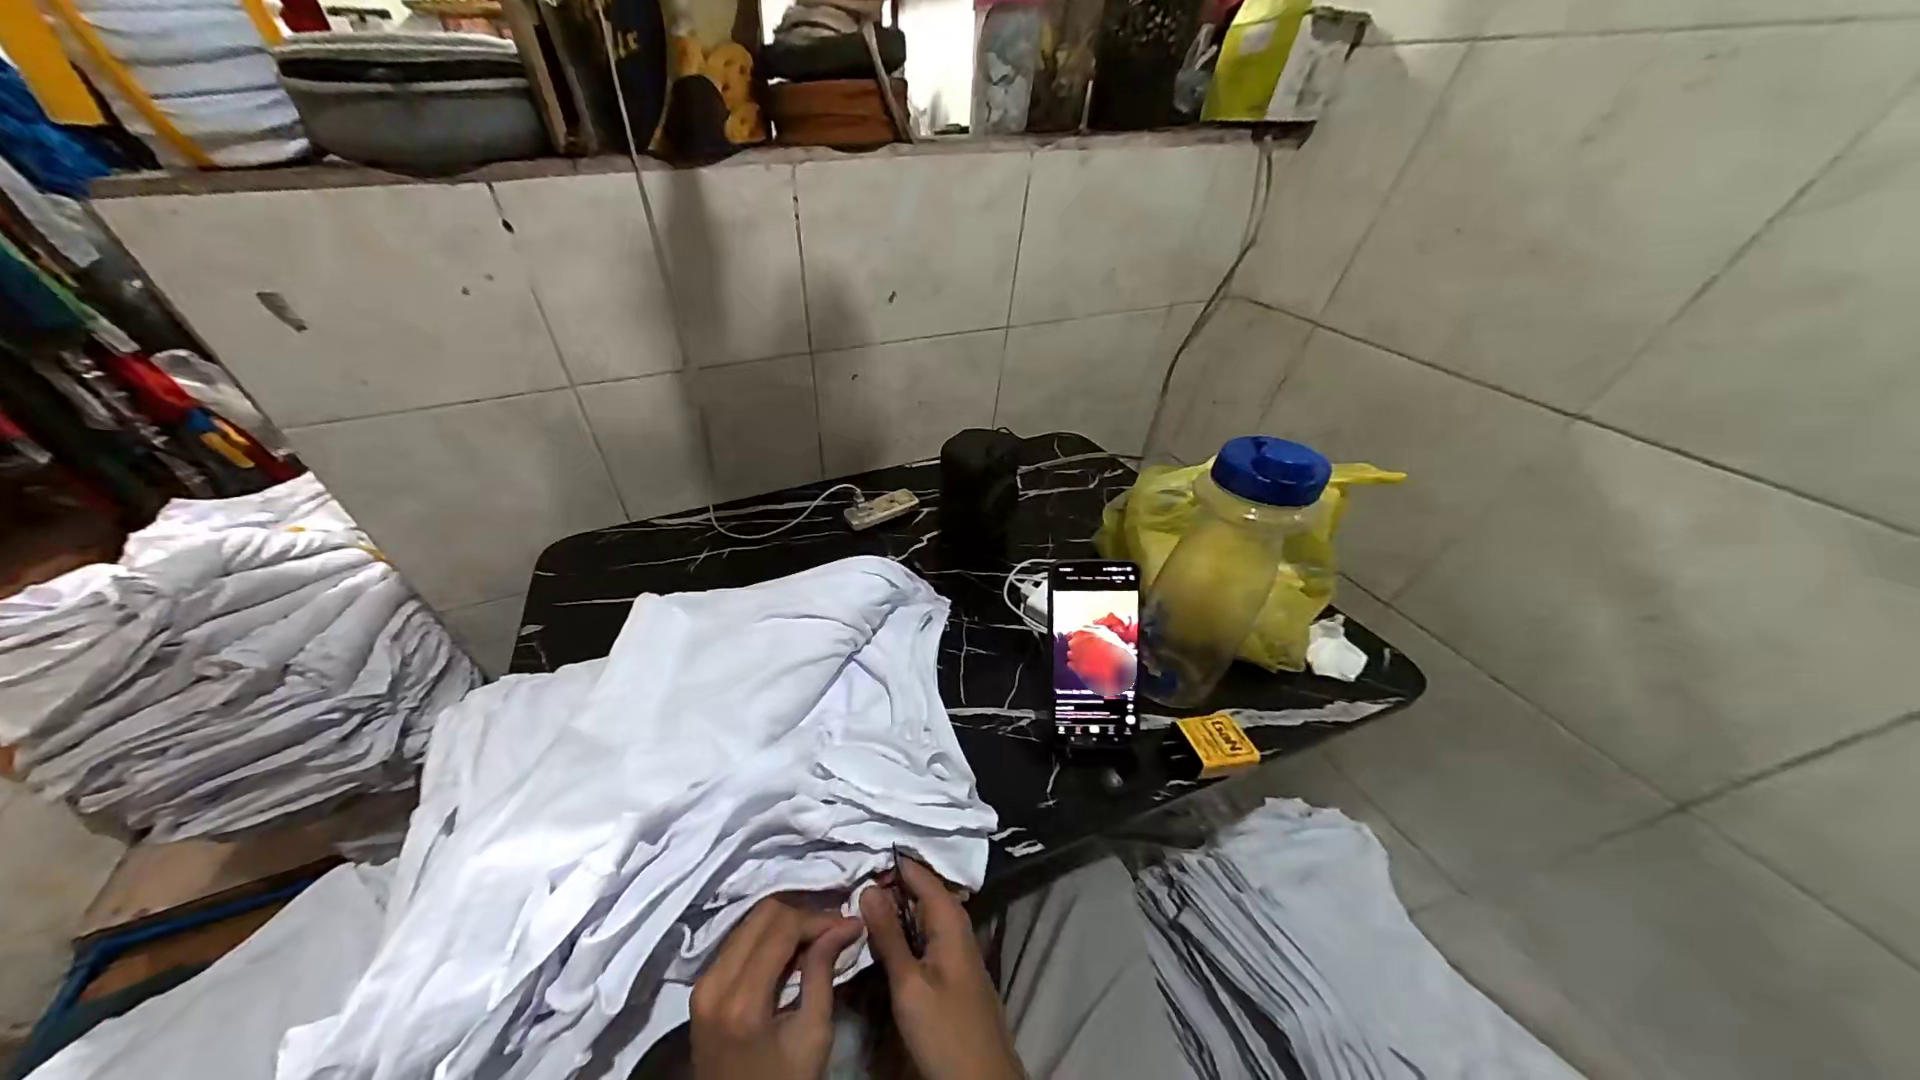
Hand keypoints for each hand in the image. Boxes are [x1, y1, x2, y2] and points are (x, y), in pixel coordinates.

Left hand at [691, 895, 861, 1079]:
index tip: (848, 924)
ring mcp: (702, 984)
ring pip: (750, 922)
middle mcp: (714, 984)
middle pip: (763, 914)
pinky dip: (768, 936)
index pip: (783, 926)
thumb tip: (846, 922)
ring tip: (817, 938)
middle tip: (834, 929)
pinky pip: (739, 940)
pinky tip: (791, 950)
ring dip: (786, 922)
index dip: (819, 918)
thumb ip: (823, 971)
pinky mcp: (701, 988)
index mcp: (742, 1001)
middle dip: (803, 914)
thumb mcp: (813, 1034)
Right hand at [860, 858, 1025, 1079]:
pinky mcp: (952, 969)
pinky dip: (905, 929)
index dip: (892, 863)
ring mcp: (957, 948)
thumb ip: (889, 935)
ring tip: (861, 904)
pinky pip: (926, 934)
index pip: (920, 874)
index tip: (859, 855)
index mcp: (950, 919)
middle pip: (923, 892)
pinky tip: (884, 937)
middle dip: (892, 884)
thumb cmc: (945, 1030)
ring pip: (923, 914)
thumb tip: (868, 888)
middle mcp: (957, 925)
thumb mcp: (909, 983)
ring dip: (896, 908)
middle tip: (854, 881)